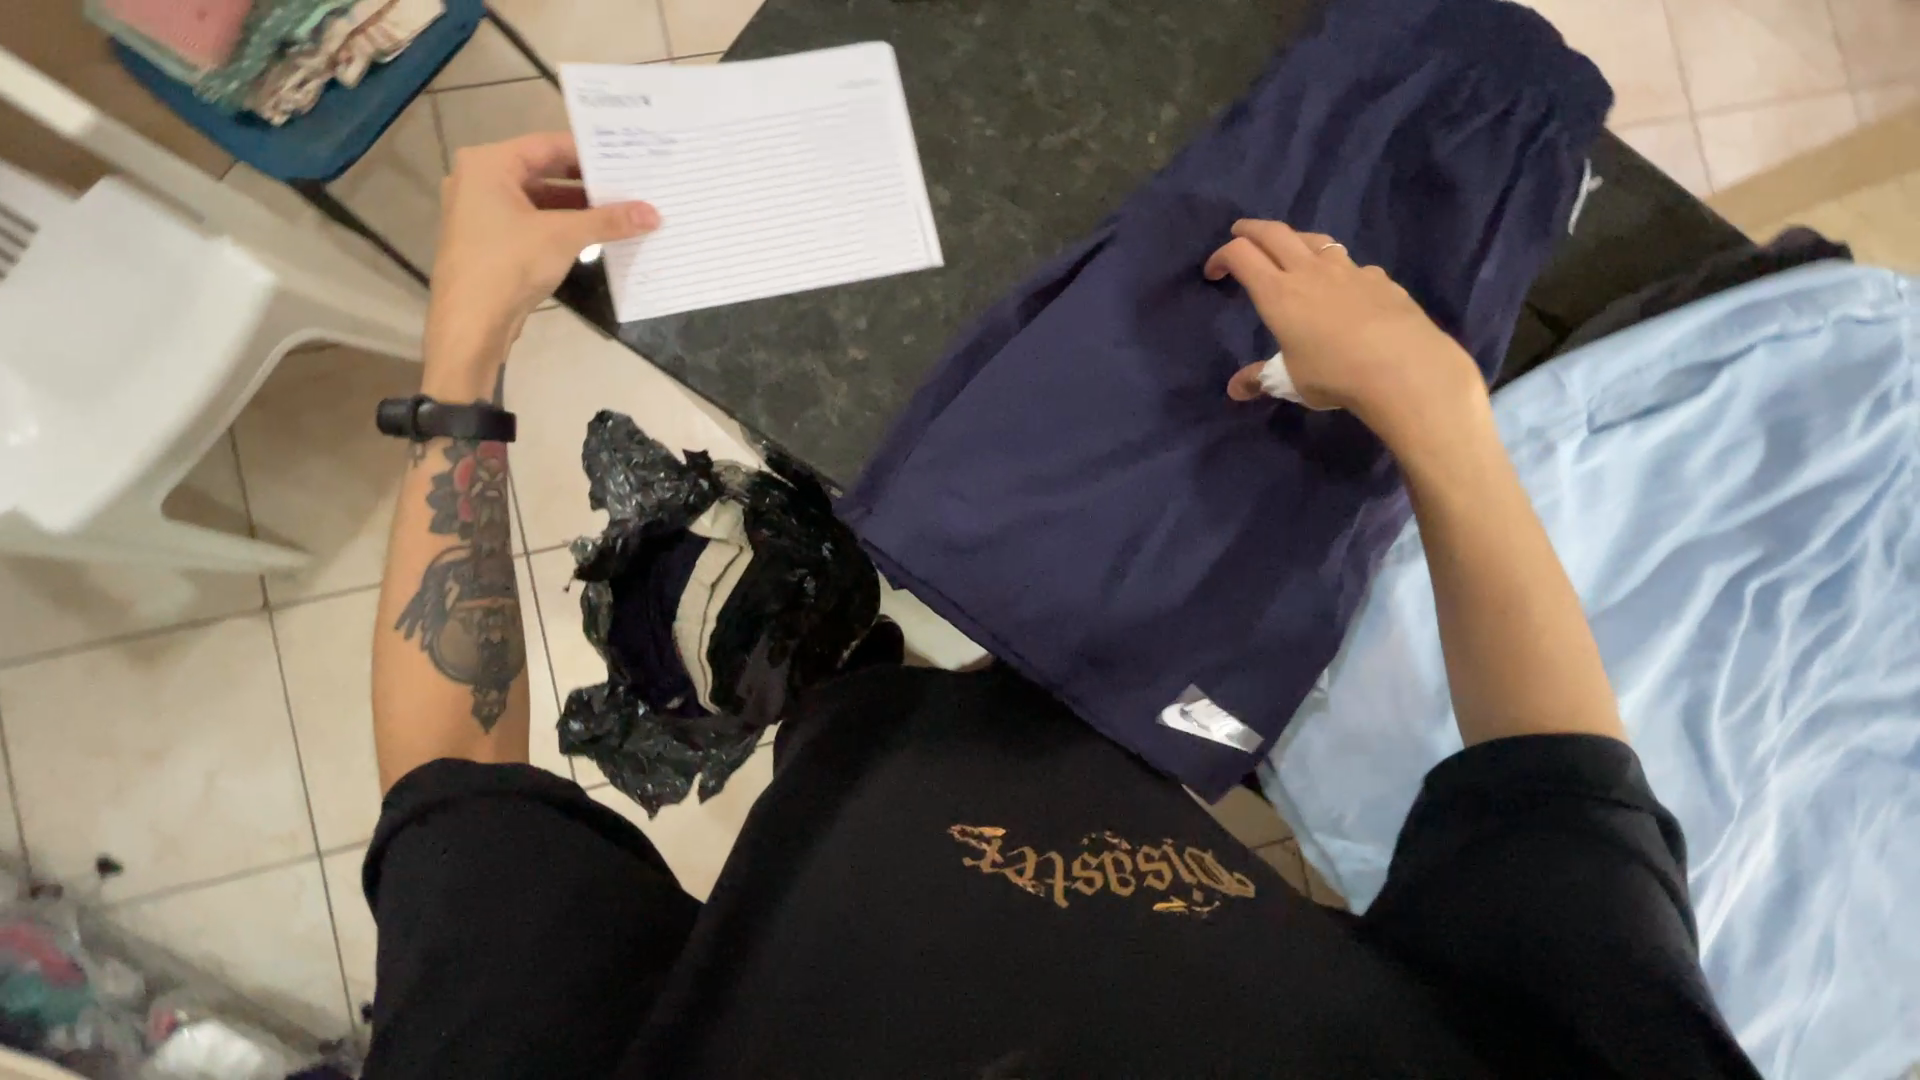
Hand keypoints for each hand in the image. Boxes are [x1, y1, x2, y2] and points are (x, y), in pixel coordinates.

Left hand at [424, 133, 660, 380]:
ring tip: (620, 212)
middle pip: (544, 171)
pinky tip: (594, 235)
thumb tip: (654, 214)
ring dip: (579, 207)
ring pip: (540, 199)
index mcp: (488, 164)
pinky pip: (534, 222)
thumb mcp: (563, 237)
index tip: (625, 159)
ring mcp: (484, 211)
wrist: (472, 320)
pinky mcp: (492, 240)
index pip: (547, 145)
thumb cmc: (509, 264)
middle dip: (587, 182)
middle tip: (629, 185)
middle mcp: (481, 179)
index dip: (589, 152)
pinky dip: (562, 226)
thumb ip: (608, 221)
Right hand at [1205, 220, 1487, 451]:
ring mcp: (1347, 270)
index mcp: (1277, 293)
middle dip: (1252, 229)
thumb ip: (1261, 379)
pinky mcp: (1377, 278)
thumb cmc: (1332, 373)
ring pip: (1314, 239)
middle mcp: (1309, 271)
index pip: (1241, 256)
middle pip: (1274, 233)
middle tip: (1240, 232)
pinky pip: (1350, 264)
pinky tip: (1342, 286)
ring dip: (1294, 239)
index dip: (1222, 256)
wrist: (1402, 366)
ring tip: (1289, 250)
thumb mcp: (1289, 381)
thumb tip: (1235, 389)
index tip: (1214, 271)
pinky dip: (1336, 268)